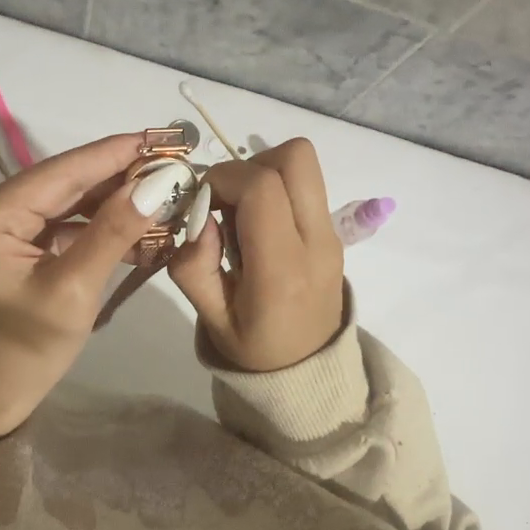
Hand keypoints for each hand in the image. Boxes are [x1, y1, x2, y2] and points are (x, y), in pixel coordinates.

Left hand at [0, 133, 157, 451]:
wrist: (2, 387)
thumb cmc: (31, 346)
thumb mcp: (75, 289)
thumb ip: (112, 232)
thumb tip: (155, 185)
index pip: (60, 173)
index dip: (113, 154)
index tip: (161, 138)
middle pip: (66, 181)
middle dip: (120, 175)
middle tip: (173, 163)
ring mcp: (5, 222)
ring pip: (71, 199)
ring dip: (117, 198)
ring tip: (168, 189)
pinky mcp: (21, 238)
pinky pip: (68, 220)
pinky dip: (104, 222)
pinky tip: (144, 221)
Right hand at [167, 138, 345, 371]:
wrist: (309, 373)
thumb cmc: (254, 350)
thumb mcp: (211, 319)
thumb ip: (195, 267)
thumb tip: (198, 219)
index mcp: (282, 269)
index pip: (261, 186)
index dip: (223, 179)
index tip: (201, 204)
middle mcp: (316, 242)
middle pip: (295, 157)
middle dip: (249, 165)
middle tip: (225, 201)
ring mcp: (332, 234)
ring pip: (304, 164)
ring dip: (264, 174)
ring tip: (241, 214)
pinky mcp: (335, 232)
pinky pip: (306, 186)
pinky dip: (277, 189)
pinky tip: (258, 227)